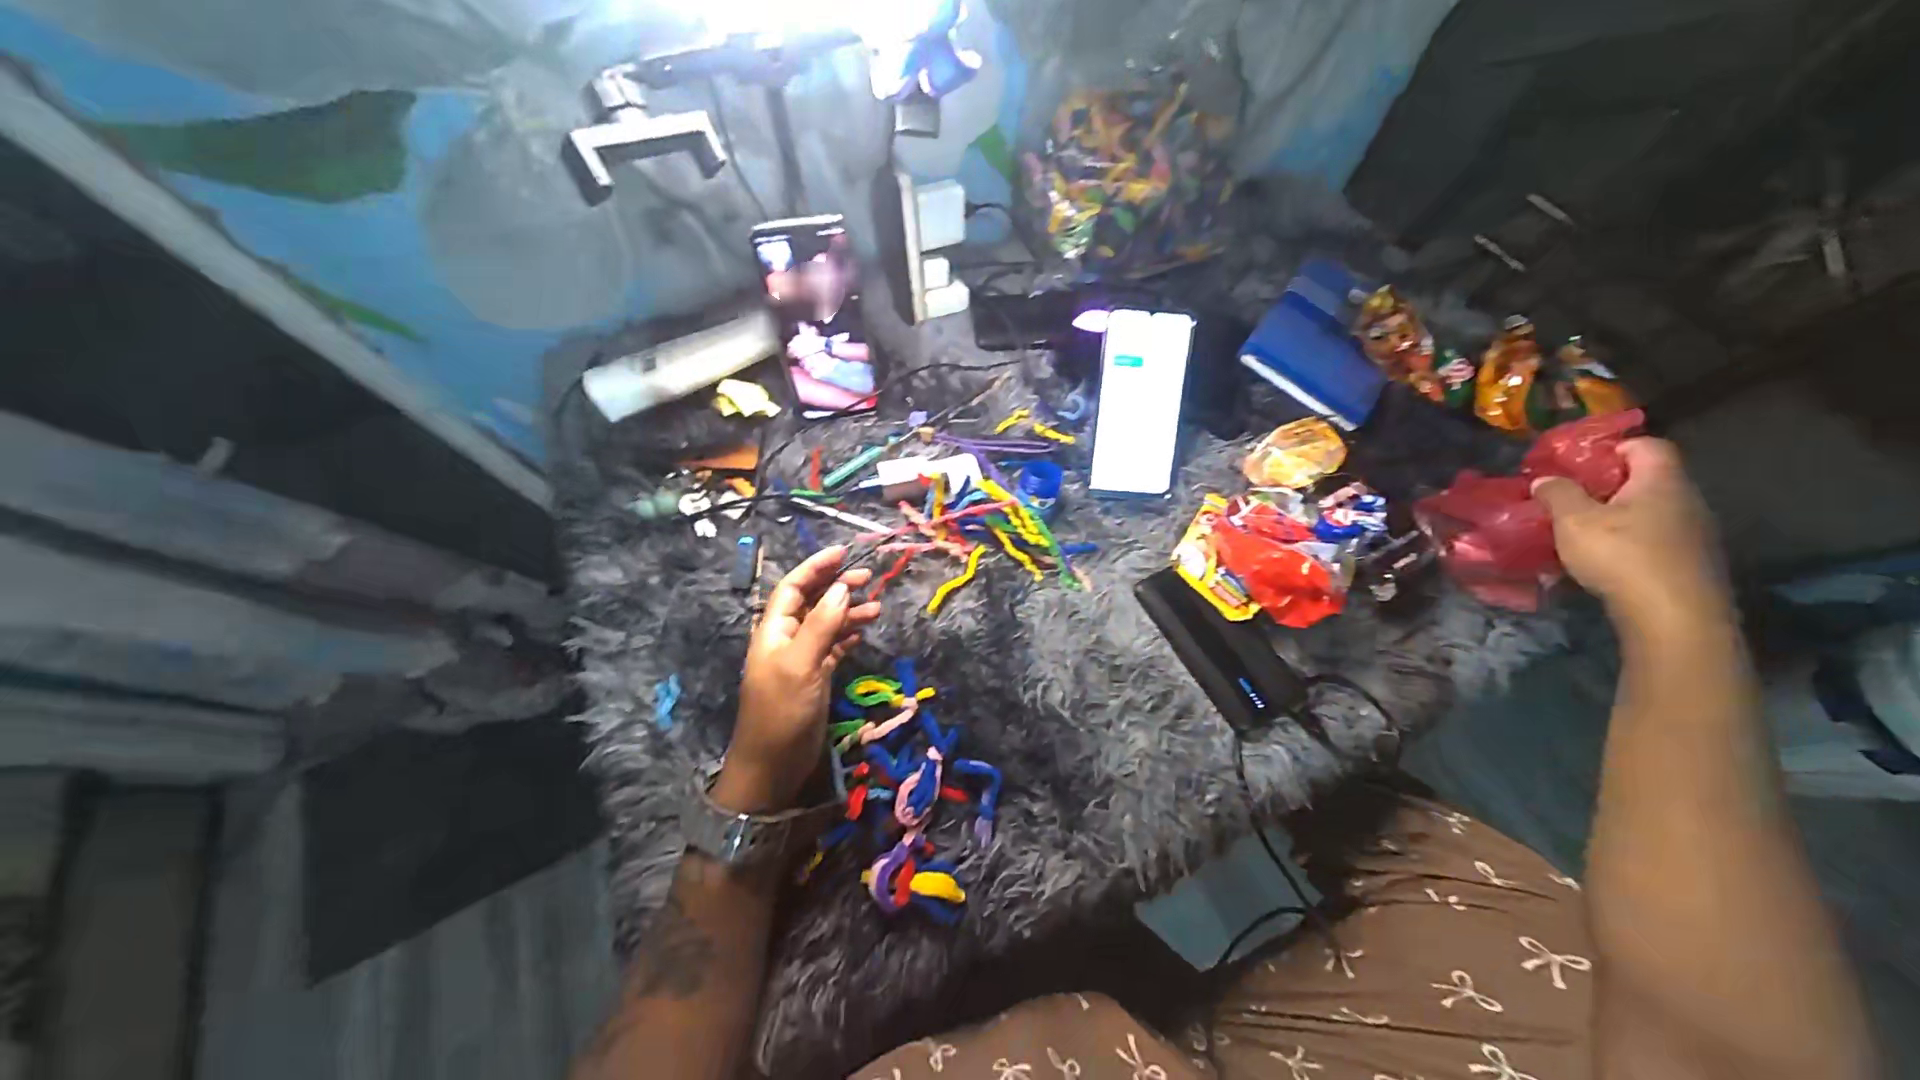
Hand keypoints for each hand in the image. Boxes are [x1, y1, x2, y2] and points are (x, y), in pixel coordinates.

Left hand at [712, 546, 882, 813]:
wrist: (773, 765)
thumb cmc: (781, 712)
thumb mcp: (800, 664)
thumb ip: (821, 625)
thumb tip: (842, 588)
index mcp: (774, 630)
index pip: (794, 586)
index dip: (816, 567)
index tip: (844, 551)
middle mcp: (787, 638)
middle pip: (812, 601)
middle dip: (837, 585)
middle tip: (869, 576)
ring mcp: (802, 658)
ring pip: (827, 623)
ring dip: (849, 611)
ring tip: (877, 606)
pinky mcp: (816, 676)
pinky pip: (834, 645)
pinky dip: (849, 634)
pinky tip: (865, 629)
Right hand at [1532, 438, 1731, 636]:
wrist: (1674, 615)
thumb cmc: (1622, 555)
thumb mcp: (1574, 521)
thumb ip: (1558, 495)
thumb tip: (1545, 479)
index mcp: (1661, 481)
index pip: (1647, 445)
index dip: (1613, 446)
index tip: (1578, 462)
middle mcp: (1687, 500)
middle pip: (1648, 478)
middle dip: (1608, 483)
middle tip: (1569, 496)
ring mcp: (1694, 532)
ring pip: (1650, 509)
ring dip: (1616, 514)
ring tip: (1579, 529)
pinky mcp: (1690, 560)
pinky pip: (1655, 536)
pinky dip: (1628, 539)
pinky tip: (1603, 557)